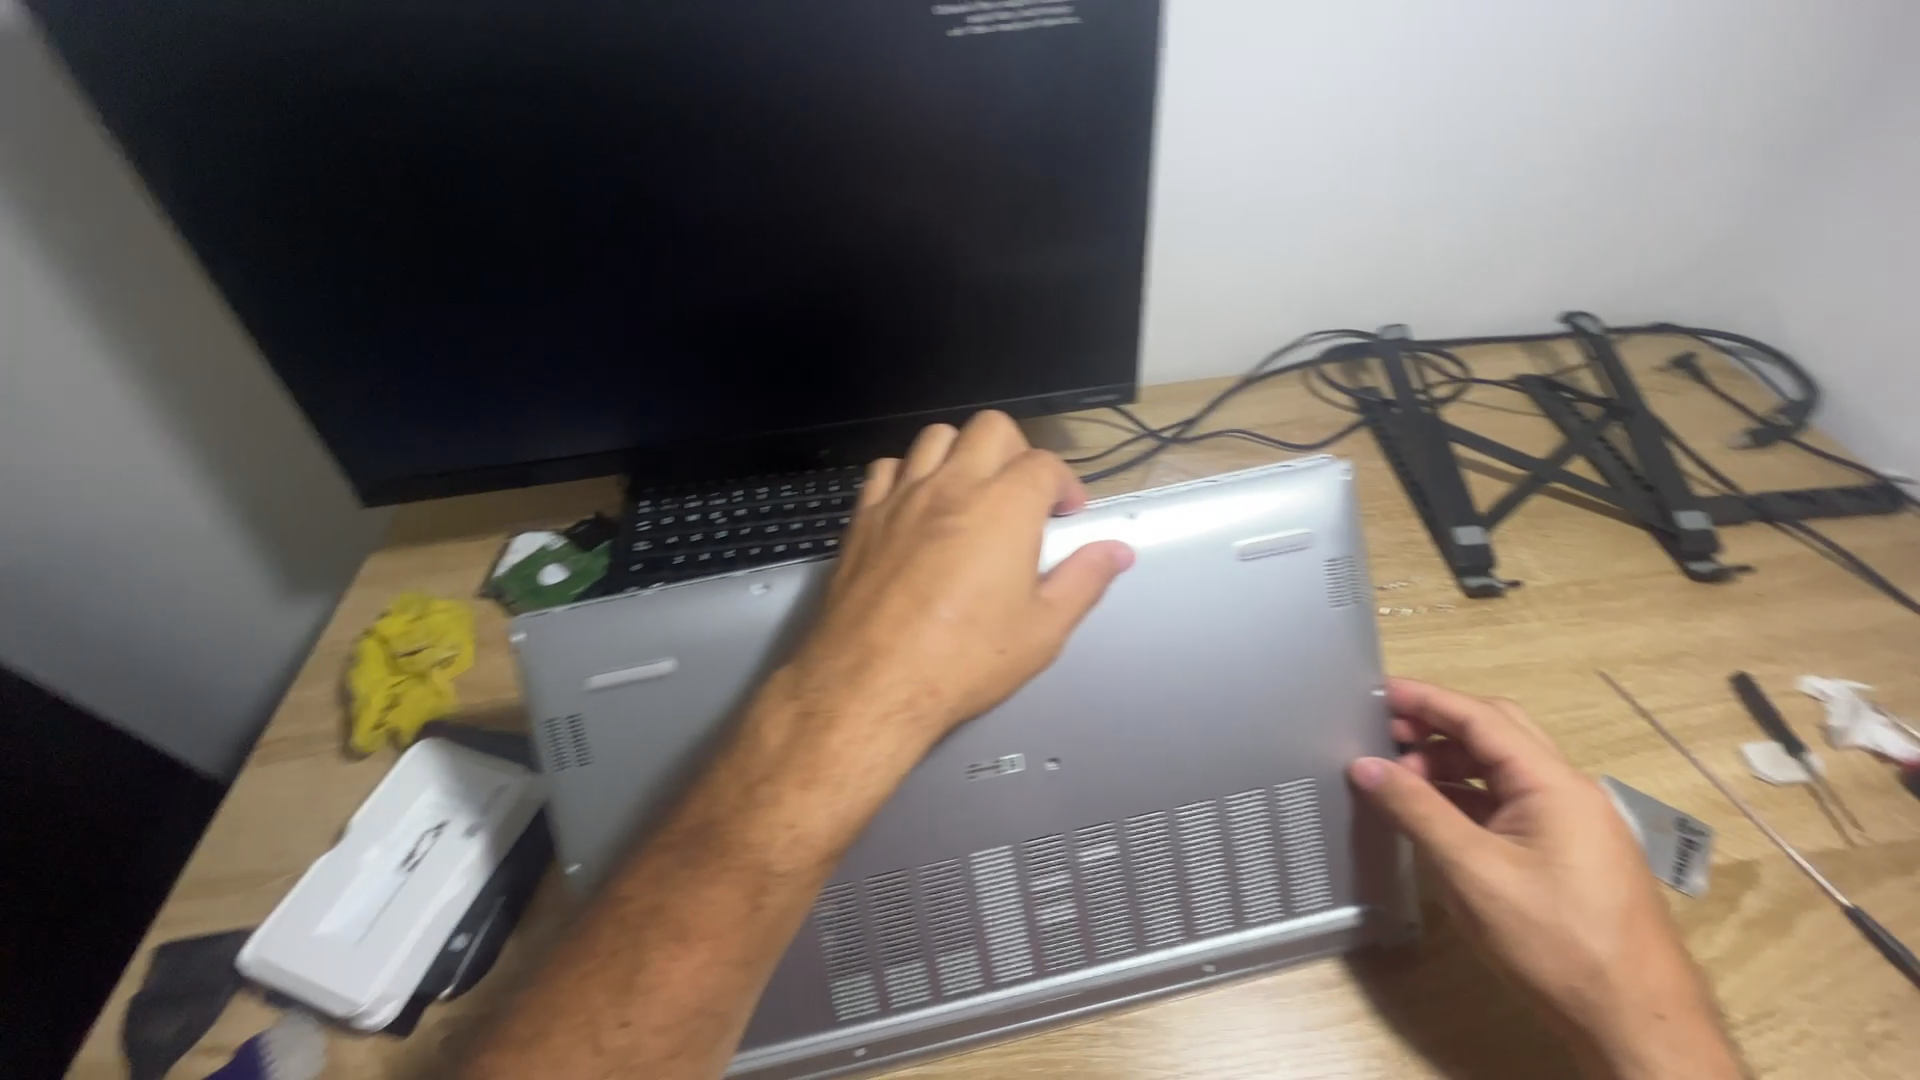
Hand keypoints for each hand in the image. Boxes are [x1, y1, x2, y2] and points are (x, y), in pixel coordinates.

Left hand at [779, 411, 1133, 745]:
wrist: (871, 684)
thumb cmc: (960, 661)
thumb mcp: (1042, 630)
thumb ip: (1083, 581)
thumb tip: (1114, 553)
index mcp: (1004, 508)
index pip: (1044, 464)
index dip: (1065, 484)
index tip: (1066, 514)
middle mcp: (951, 488)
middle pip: (991, 428)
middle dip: (1017, 451)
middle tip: (1023, 495)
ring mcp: (902, 498)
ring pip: (936, 436)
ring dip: (962, 453)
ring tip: (972, 493)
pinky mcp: (864, 518)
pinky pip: (888, 468)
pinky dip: (910, 474)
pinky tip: (918, 506)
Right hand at [1349, 679, 1742, 1079]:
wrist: (1638, 1026)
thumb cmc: (1555, 942)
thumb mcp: (1470, 871)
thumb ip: (1415, 810)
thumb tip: (1365, 766)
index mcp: (1554, 785)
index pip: (1481, 717)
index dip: (1426, 699)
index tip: (1376, 691)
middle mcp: (1569, 793)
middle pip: (1497, 733)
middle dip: (1438, 725)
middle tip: (1385, 733)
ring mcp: (1573, 825)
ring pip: (1503, 769)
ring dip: (1450, 763)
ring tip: (1402, 780)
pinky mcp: (1569, 854)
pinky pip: (1509, 803)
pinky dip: (1466, 795)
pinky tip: (1435, 815)